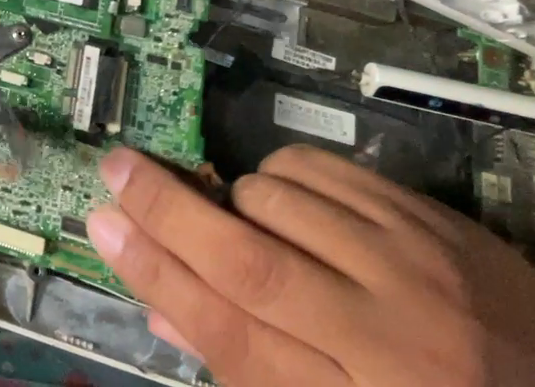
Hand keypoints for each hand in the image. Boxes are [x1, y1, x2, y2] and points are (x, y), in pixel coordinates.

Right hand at [86, 145, 534, 386]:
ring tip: (237, 220)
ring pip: (281, 203)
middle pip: (251, 263)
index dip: (158, 278)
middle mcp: (392, 342)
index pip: (235, 339)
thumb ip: (255, 369)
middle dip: (167, 211)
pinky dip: (280, 175)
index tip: (101, 226)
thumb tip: (160, 310)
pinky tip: (284, 199)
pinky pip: (323, 170)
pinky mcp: (433, 221)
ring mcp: (420, 271)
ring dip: (235, 199)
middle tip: (113, 169)